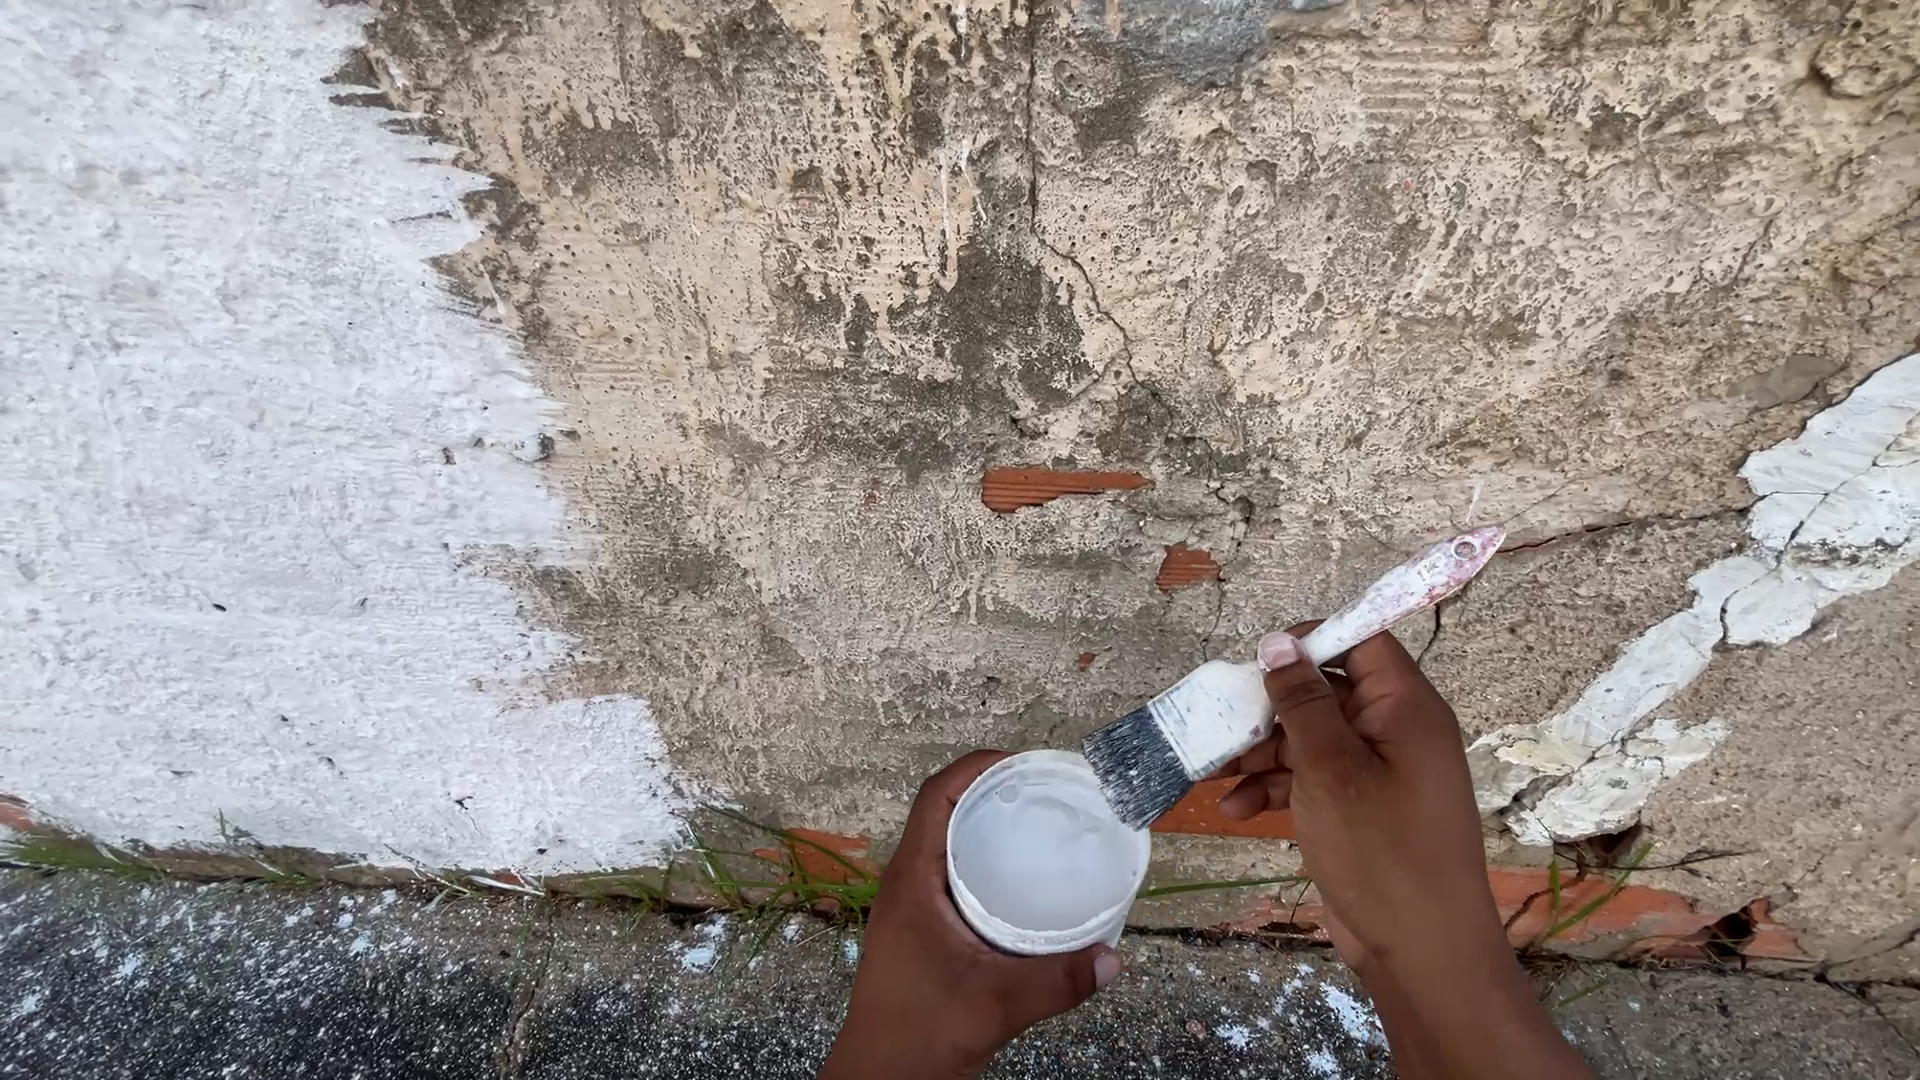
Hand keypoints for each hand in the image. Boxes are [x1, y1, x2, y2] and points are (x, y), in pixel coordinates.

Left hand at [819, 750, 1122, 1079]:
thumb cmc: (921, 1033)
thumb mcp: (993, 1006)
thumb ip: (1055, 983)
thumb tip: (1115, 959)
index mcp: (912, 877)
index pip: (934, 796)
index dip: (973, 768)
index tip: (1019, 762)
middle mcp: (907, 879)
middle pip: (941, 809)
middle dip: (986, 788)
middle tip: (1039, 789)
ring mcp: (910, 901)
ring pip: (944, 839)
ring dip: (981, 821)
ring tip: (1033, 822)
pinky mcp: (919, 923)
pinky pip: (949, 868)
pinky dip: (980, 856)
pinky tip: (1017, 878)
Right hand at [1215, 625, 1594, 1079]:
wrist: (1420, 955)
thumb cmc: (1380, 850)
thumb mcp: (1330, 767)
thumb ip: (1301, 700)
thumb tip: (1277, 641)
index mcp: (1404, 709)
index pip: (1362, 642)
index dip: (1311, 640)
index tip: (1260, 659)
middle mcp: (1392, 731)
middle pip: (1323, 691)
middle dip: (1269, 707)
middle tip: (1223, 721)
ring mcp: (1375, 771)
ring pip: (1307, 736)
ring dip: (1260, 753)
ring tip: (1210, 771)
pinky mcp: (1356, 805)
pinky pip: (1309, 776)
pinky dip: (1273, 787)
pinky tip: (1235, 808)